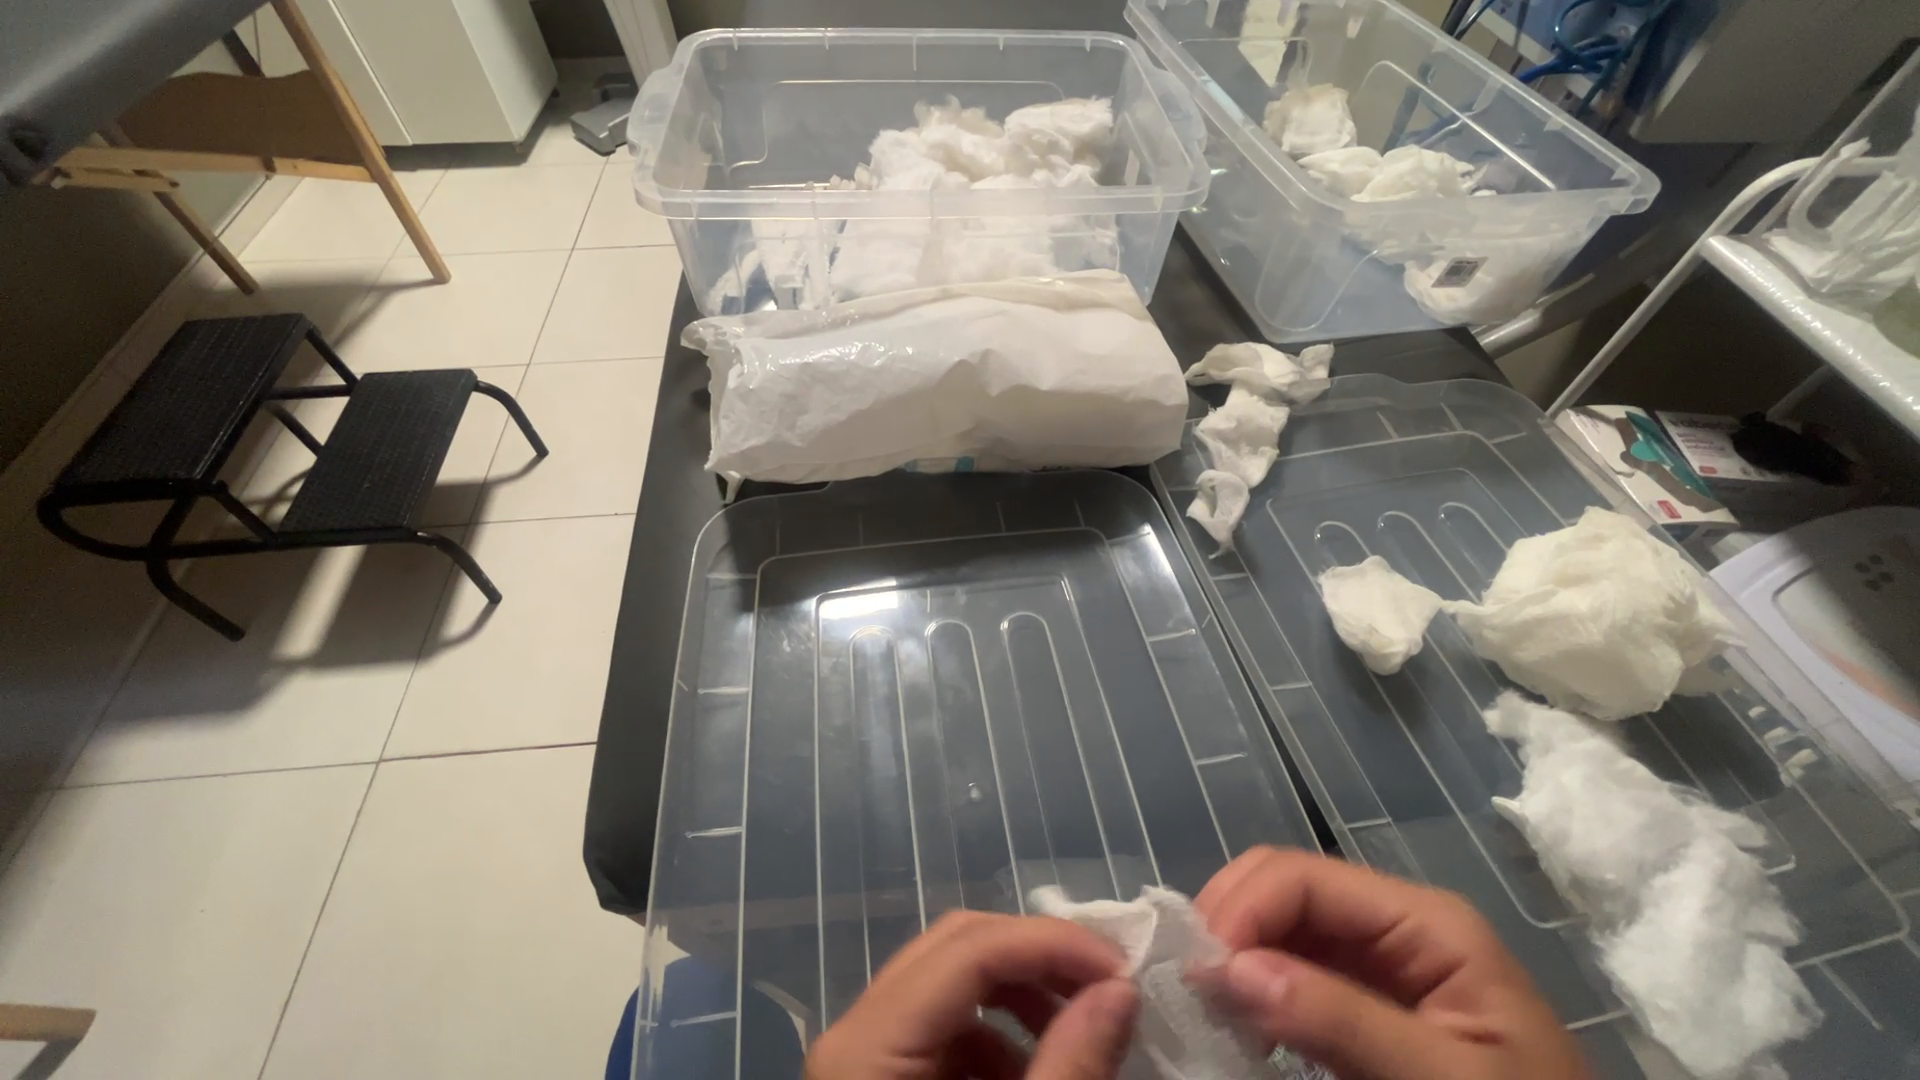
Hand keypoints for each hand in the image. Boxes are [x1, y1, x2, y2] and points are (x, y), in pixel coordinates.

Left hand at [805, 910, 1139, 1079]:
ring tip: (1081, 1033)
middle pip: (955, 948)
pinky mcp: (879, 1076)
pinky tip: (1037, 1069)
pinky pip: (942, 1030)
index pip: (968, 948)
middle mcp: (856, 1031)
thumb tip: (1121, 990)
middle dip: (1038, 959)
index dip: (1050, 944)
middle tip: (1109, 986)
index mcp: (868, 1044)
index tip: (1121, 969)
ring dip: (1022, 998)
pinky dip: (998, 1038)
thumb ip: (1069, 1068)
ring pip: (951, 984)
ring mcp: (864, 1053)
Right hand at [1194, 848, 1591, 1079]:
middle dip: (1228, 922)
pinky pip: (1289, 964)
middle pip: (1282, 884)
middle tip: (1194, 988)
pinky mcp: (1362, 995)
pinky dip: (1251, 982)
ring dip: (1233, 952)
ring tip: (1208, 1006)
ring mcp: (1376, 957)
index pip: (1302, 876)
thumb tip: (1228, 969)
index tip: (1200, 975)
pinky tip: (1239, 1019)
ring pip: (1277, 921)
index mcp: (1425, 920)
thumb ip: (1341, 1021)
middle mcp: (1393, 921)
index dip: (1241, 910)